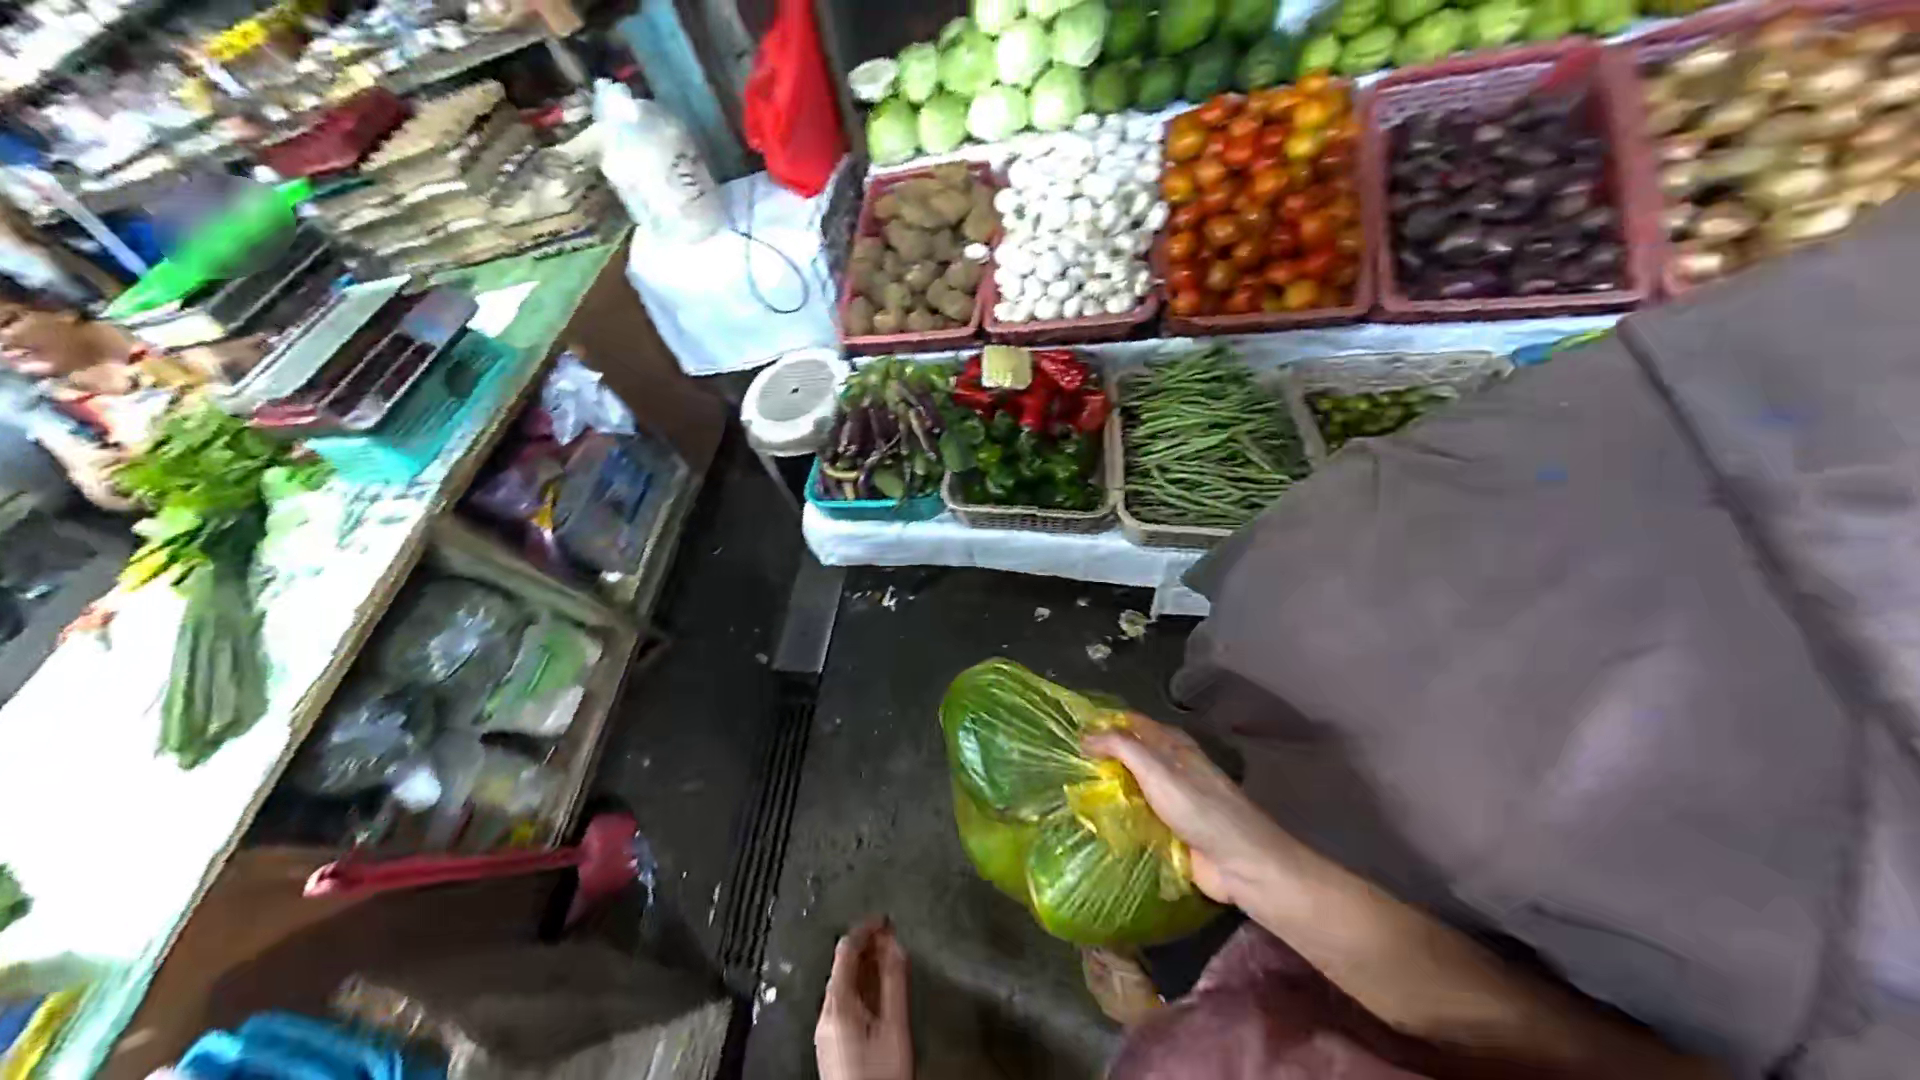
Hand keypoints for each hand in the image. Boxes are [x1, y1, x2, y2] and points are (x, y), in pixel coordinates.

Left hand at [816, 917, 911, 1079]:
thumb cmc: (881, 1074)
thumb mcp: (895, 1026)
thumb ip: (894, 981)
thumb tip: (895, 943)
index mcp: (836, 1003)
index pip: (846, 950)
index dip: (866, 928)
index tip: (886, 919)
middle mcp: (825, 1012)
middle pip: (843, 965)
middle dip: (868, 946)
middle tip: (892, 936)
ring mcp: (826, 1029)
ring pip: (844, 983)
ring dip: (866, 965)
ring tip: (890, 957)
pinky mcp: (832, 1042)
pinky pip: (844, 1001)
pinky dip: (862, 985)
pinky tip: (879, 988)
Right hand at [1084, 715, 1294, 909]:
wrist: (1242, 863)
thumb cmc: (1200, 808)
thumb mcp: (1158, 770)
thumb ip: (1122, 748)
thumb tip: (1086, 736)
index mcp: (1173, 746)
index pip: (1134, 724)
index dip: (1106, 724)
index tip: (1073, 732)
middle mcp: (1172, 769)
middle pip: (1132, 757)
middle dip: (1103, 759)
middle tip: (1066, 765)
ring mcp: (1172, 802)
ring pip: (1134, 789)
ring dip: (1110, 791)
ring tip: (1073, 795)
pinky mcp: (1171, 832)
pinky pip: (1139, 820)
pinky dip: (1120, 820)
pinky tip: (1097, 826)